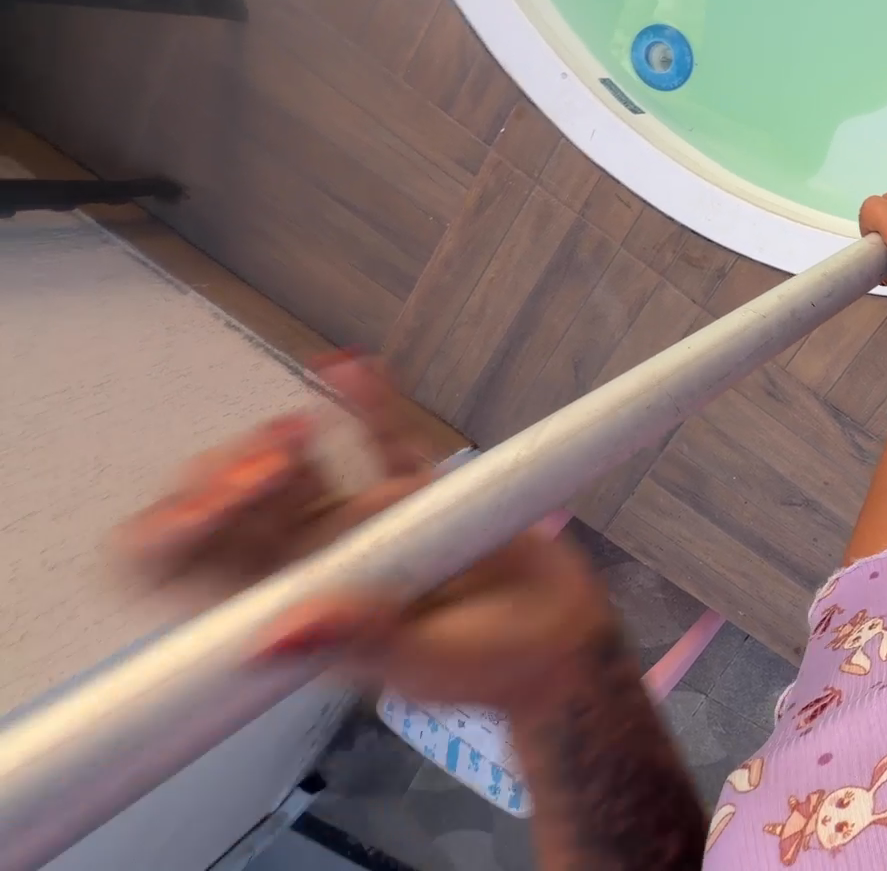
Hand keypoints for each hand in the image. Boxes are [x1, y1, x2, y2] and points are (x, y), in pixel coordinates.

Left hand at [118, 354, 618, 713]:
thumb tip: (276, 633)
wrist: (562, 631)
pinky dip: (368, 404)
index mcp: (296, 612)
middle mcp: (318, 561)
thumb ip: (365, 642)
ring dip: (279, 444)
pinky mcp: (421, 492)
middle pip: (234, 512)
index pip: (197, 576)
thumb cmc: (489, 665)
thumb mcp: (427, 662)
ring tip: (298, 427)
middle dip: (228, 481)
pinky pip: (386, 442)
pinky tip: (347, 367)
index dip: (179, 538)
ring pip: (297, 471)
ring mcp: (368, 521)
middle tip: (277, 467)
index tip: (218, 509)